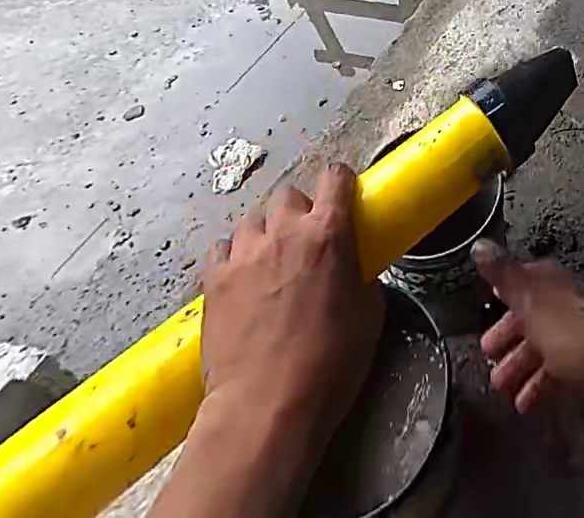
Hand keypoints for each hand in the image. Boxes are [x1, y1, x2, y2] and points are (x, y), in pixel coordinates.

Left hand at [201, 162, 384, 452]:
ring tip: (269, 261)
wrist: (266, 406)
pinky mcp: (214, 279)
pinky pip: (222, 249)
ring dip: (265, 233)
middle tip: (304, 239)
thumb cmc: (329, 362)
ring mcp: (245, 253)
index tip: (341, 192)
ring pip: (253, 220)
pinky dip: (234, 256)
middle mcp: (285, 232)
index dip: (339, 180)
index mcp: (328, 233)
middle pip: (289, 194)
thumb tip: (354, 269)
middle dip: (298, 210)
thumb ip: (361, 277)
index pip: (334, 177)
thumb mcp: (368, 314)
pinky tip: (240, 279)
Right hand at [474, 239, 583, 413]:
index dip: (500, 299)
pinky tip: (524, 402)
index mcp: (545, 283)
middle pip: (526, 320)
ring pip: (539, 348)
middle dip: (505, 341)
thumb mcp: (525, 297)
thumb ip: (501, 273)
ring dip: (518, 367)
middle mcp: (558, 303)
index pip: (516, 285)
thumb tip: (480, 246)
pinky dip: (536, 384)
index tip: (486, 308)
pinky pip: (553, 370)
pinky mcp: (582, 360)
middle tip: (488, 358)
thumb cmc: (567, 326)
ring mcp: (572, 332)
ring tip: (501, 388)